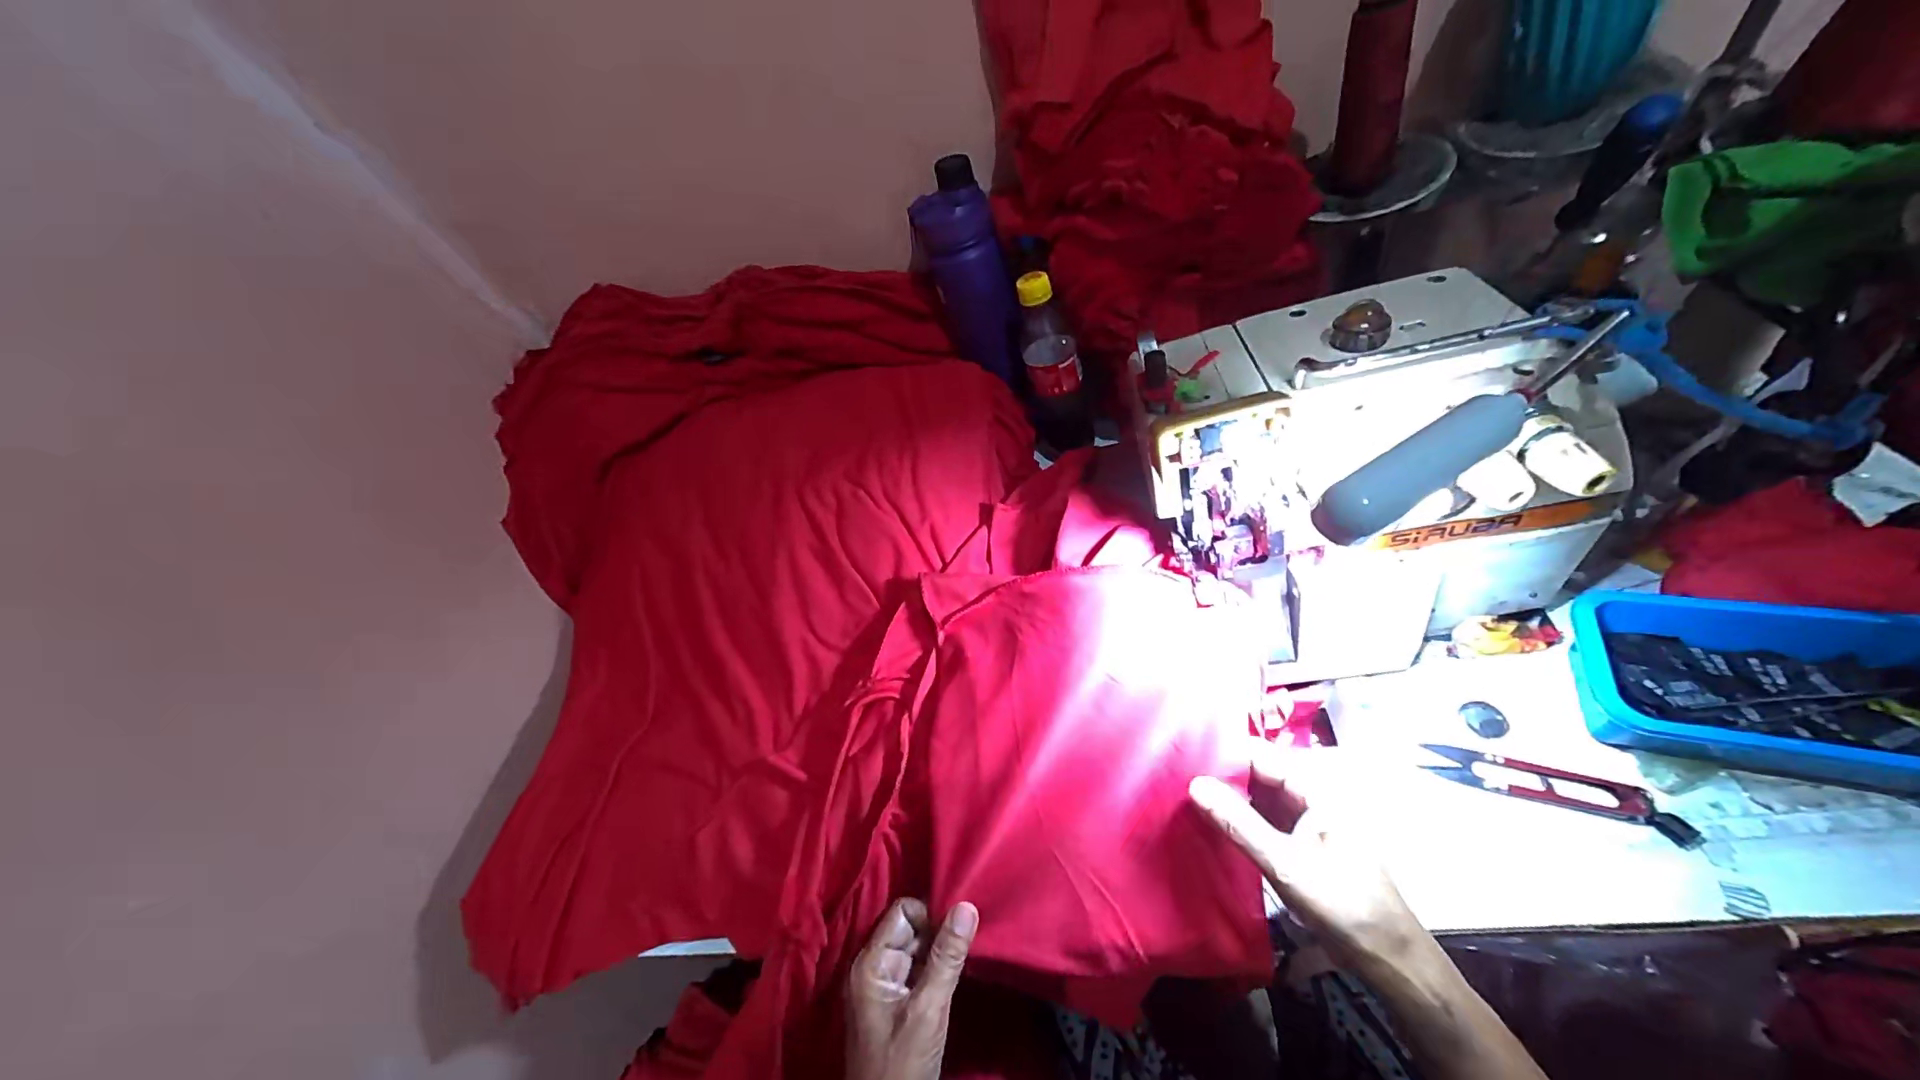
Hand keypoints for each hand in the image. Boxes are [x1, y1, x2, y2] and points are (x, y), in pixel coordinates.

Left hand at [845, 898, 978, 1079]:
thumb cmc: (902, 1066)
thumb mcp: (928, 1010)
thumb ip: (947, 958)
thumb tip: (966, 906)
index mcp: (870, 963)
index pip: (902, 913)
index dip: (930, 915)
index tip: (958, 930)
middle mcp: (873, 967)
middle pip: (910, 928)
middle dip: (938, 931)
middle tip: (968, 940)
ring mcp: (883, 986)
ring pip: (917, 948)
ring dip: (939, 950)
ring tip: (966, 953)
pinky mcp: (896, 1002)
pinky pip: (918, 969)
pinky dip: (936, 967)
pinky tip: (955, 971)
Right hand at [1188, 744, 1435, 981]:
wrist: (1386, 956)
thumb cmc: (1342, 903)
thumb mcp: (1285, 863)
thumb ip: (1239, 823)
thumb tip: (1194, 784)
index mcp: (1315, 790)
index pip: (1261, 756)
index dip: (1224, 753)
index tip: (1183, 755)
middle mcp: (1308, 799)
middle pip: (1257, 775)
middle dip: (1220, 775)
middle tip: (1175, 776)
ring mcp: (1303, 822)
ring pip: (1257, 798)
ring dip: (1227, 799)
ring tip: (1183, 795)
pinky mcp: (1297, 845)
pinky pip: (1261, 820)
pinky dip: (1237, 820)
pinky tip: (1209, 823)